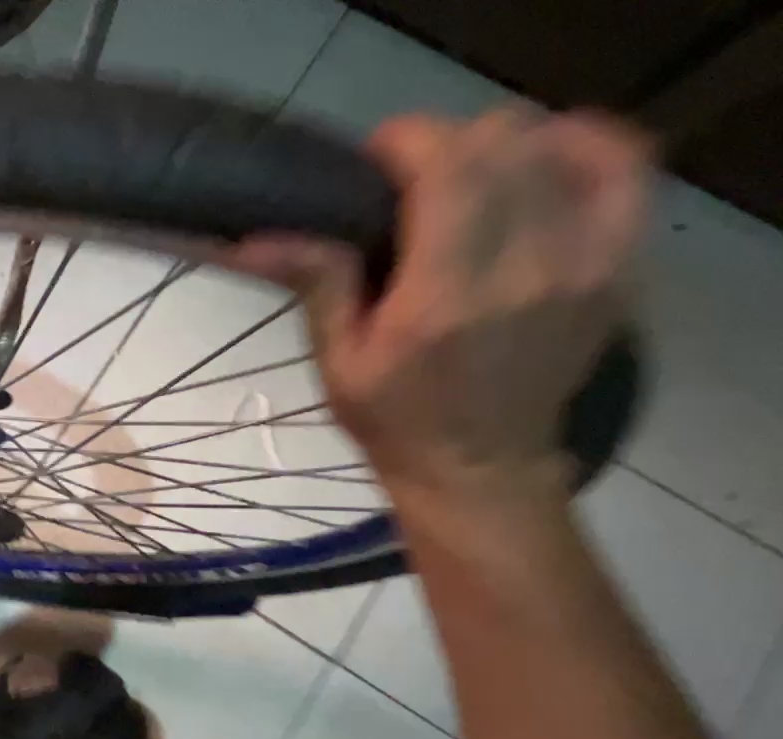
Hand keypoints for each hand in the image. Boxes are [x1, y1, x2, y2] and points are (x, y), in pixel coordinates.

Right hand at [235, 109, 649, 501]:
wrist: (481, 466)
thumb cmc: (393, 420)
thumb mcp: (338, 362)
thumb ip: (316, 283)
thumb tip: (249, 238)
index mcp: (446, 297)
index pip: (449, 167)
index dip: (407, 140)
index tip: (373, 158)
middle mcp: (528, 267)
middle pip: (503, 143)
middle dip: (446, 142)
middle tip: (409, 178)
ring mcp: (587, 262)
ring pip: (561, 143)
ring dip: (504, 145)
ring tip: (468, 176)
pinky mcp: (620, 264)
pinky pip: (623, 168)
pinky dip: (580, 149)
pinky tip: (537, 168)